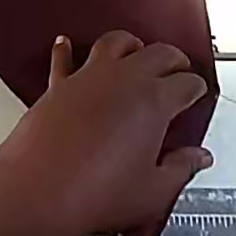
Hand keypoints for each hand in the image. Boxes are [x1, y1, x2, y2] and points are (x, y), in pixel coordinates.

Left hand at [0, 31, 212, 235]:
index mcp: (153, 101)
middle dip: (173, 59)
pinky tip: (65, 43)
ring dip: (130, 44)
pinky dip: (66, 50)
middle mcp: (121, 80)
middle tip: (179, 68)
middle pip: (157, 53)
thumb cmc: (95, 193)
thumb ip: (180, 168)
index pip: (186, 83)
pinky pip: (63, 58)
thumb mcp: (153, 191)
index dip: (196, 87)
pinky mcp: (58, 85)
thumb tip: (196, 158)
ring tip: (136, 50)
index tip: (196, 91)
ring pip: (114, 42)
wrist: (39, 191)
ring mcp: (87, 78)